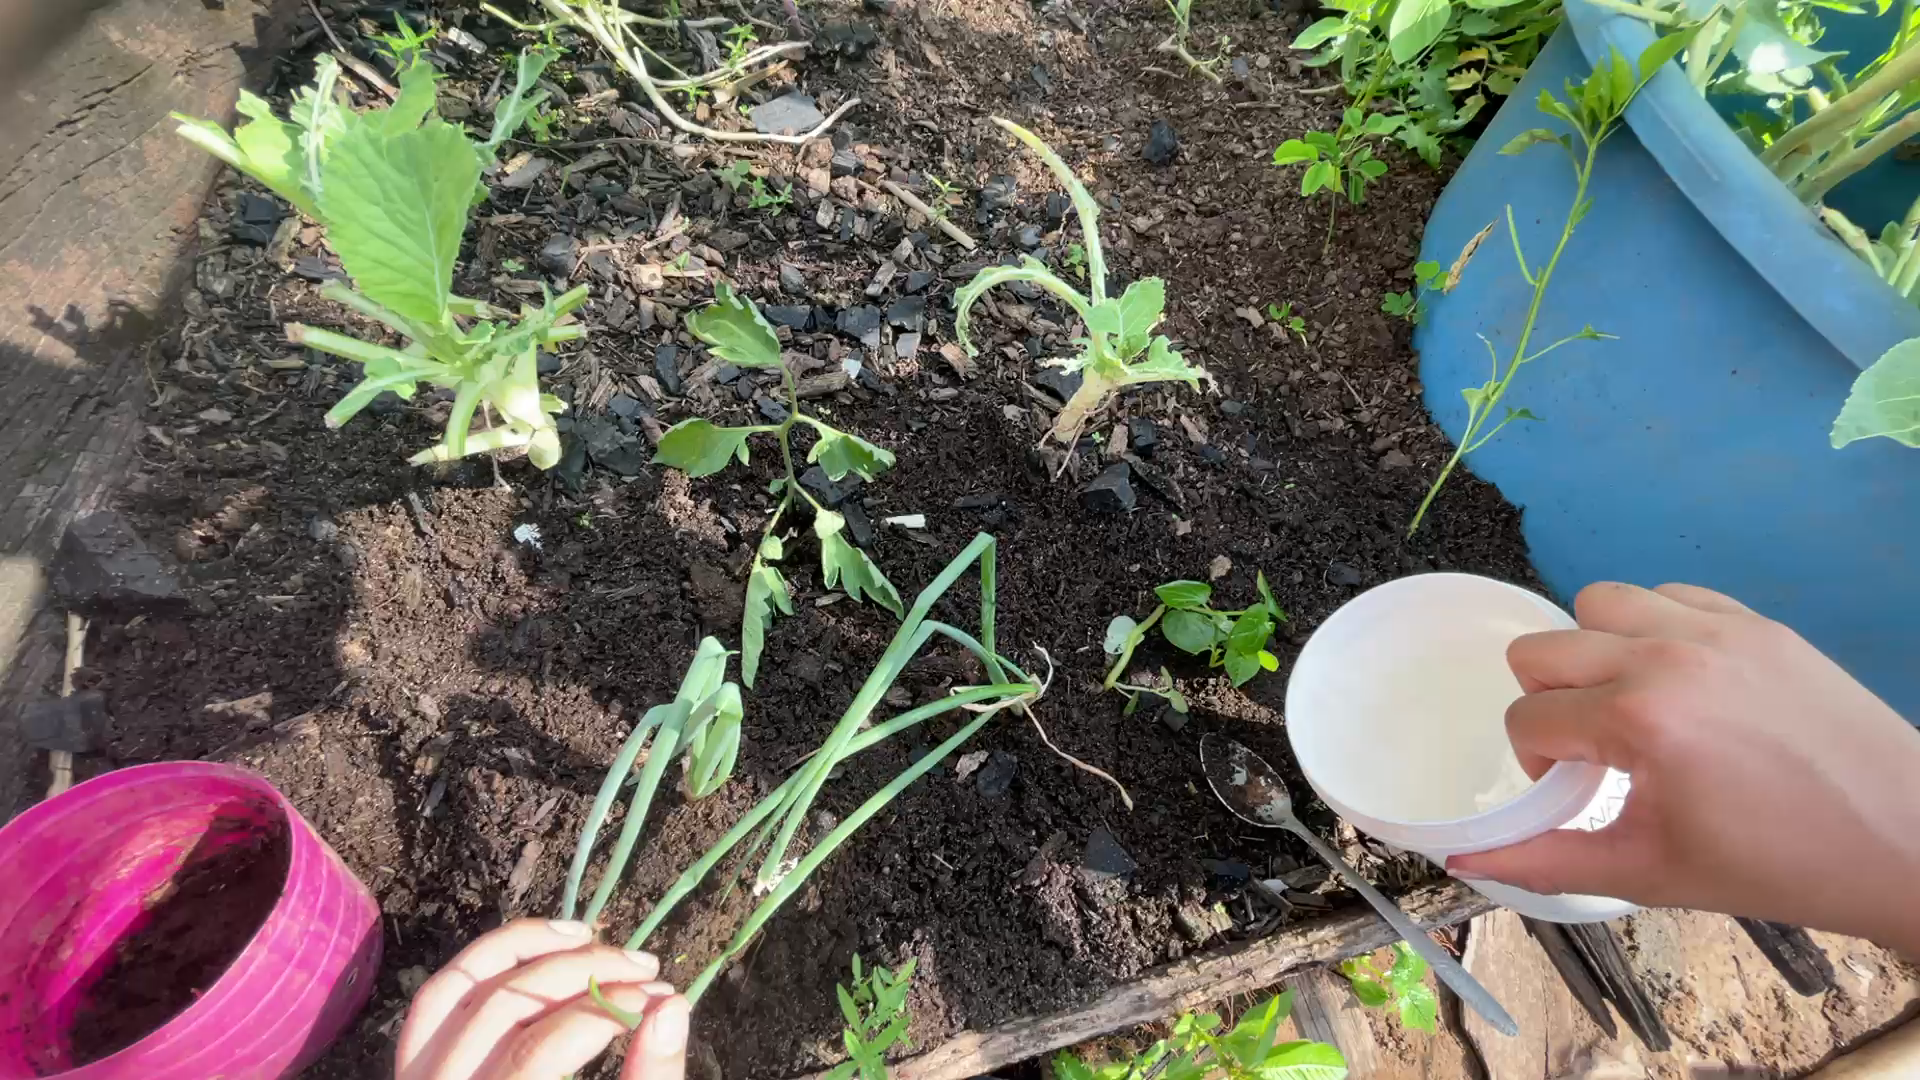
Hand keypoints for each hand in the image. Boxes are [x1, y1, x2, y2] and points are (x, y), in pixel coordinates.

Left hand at [397, 919, 690, 1079]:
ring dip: (541, 950)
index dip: (610, 1009)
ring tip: (602, 939)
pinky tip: (550, 940)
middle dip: (587, 973)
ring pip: (465, 988)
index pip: (542, 1049)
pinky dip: (495, 954)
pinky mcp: (412, 1077)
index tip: (665, 997)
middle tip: (649, 969)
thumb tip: (673, 1006)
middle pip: (507, 1006)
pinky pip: (440, 997)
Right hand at [1446, 583, 1919, 952]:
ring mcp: (1714, 632)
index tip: (1584, 787)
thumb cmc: (1777, 865)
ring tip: (1630, 693)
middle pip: (1537, 651)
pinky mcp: (1756, 622)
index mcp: (1637, 720)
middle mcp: (1664, 659)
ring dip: (1592, 648)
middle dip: (1549, 700)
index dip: (1540, 760)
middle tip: (1597, 741)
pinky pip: (1663, 595)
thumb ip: (1541, 860)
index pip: (1526, 718)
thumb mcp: (1648, 872)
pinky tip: (1679, 674)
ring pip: (1592, 603)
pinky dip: (1652, 626)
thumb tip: (1459, 861)